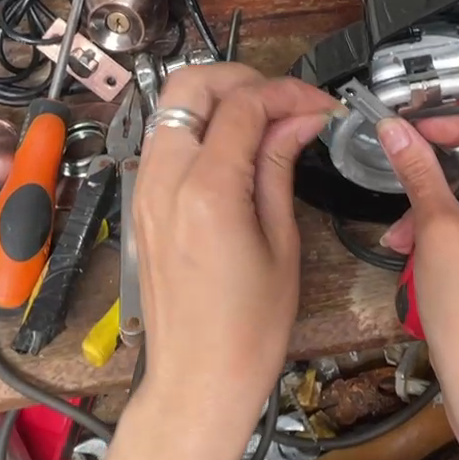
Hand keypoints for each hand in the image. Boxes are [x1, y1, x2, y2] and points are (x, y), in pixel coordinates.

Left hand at [132, 63, 334, 416]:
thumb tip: (300, 119)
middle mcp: (164, 178)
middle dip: (241, 78)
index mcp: (206, 190)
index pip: (242, 105)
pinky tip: (235, 149)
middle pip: (190, 84)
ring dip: (218, 99)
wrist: (196, 381)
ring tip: (264, 123)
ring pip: (171, 106)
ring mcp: (144, 188)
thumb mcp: (281, 242)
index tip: (318, 105)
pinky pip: (166, 139)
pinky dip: (199, 126)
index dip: (287, 93)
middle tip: (283, 102)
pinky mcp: (140, 201)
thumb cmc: (248, 328)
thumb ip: (280, 166)